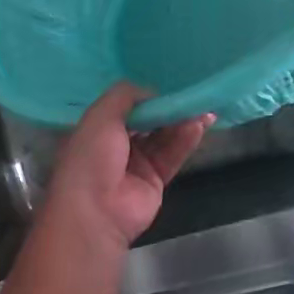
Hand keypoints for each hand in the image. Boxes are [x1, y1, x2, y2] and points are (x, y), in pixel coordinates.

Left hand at [43, 83, 211, 248]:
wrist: (95, 210)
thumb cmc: (90, 157)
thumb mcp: (101, 115)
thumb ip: (125, 96)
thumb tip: (151, 92)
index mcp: (95, 130)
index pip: (123, 108)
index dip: (144, 97)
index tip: (167, 83)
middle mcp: (114, 146)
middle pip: (146, 122)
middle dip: (167, 109)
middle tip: (191, 94)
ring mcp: (134, 165)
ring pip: (163, 138)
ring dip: (181, 122)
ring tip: (202, 107)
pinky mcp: (154, 181)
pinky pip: (172, 156)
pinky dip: (185, 140)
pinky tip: (199, 125)